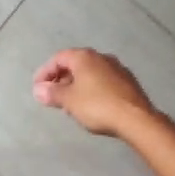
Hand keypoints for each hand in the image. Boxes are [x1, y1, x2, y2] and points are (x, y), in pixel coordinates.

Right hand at [33, 49, 159, 137]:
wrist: (136, 118)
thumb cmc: (97, 106)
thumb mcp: (70, 101)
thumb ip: (52, 93)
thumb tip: (38, 89)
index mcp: (84, 56)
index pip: (58, 58)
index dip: (45, 72)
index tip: (38, 87)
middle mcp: (100, 56)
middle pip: (75, 64)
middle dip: (61, 78)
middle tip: (53, 95)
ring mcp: (116, 67)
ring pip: (90, 72)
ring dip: (77, 84)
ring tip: (71, 102)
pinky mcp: (128, 81)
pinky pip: (103, 80)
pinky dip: (92, 88)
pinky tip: (92, 105)